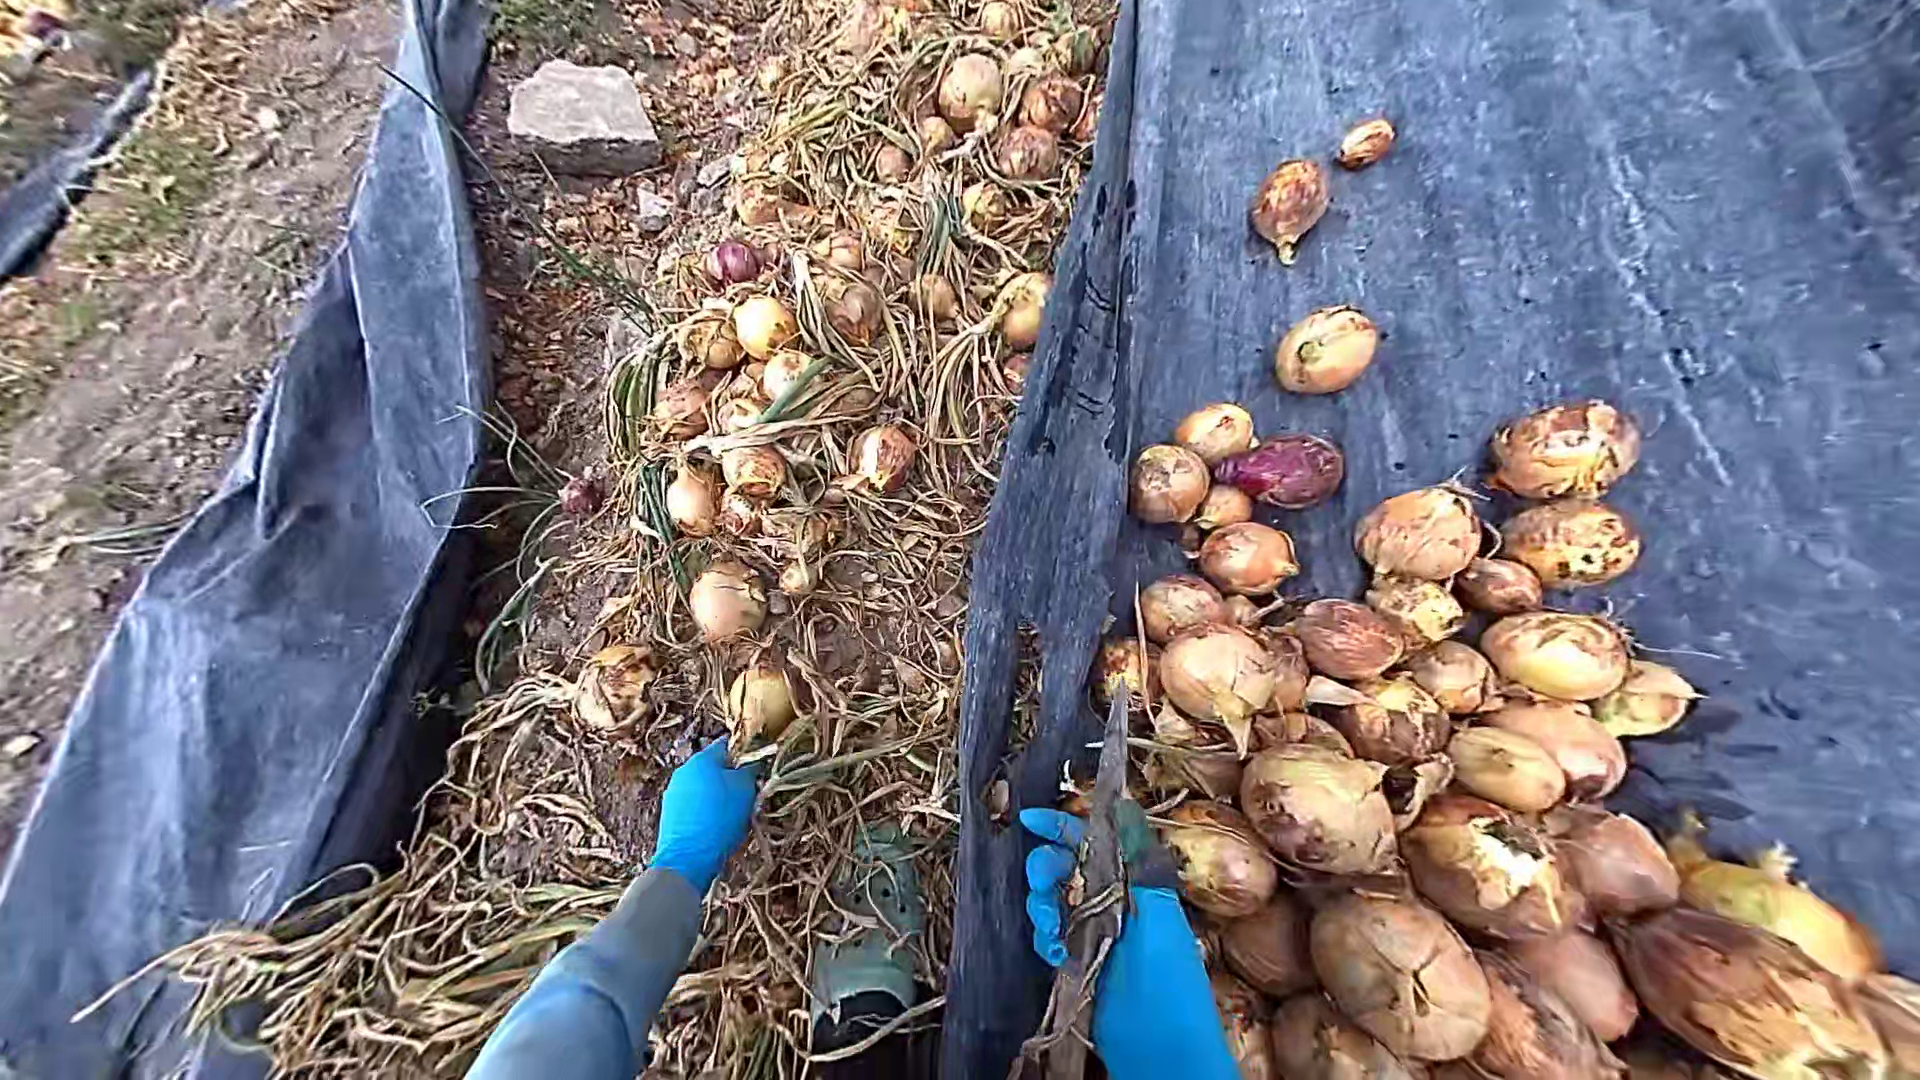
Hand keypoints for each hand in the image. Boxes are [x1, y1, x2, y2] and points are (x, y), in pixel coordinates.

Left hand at [650, 738, 759, 892]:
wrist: (686, 861)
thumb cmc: (719, 818)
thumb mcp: (746, 788)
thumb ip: (752, 770)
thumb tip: (755, 764)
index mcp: (701, 759)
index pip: (728, 744)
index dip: (747, 752)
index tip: (759, 764)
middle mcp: (683, 772)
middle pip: (715, 767)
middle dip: (734, 776)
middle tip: (751, 789)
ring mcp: (674, 795)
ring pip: (706, 787)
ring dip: (721, 794)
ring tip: (737, 811)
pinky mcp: (671, 817)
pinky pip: (696, 806)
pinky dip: (708, 810)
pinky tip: (720, 825)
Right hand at [1021, 804, 1238, 1079]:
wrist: (1163, 1048)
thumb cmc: (1167, 975)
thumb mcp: (1157, 906)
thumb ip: (1138, 853)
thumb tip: (1125, 801)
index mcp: (1129, 878)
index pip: (1089, 838)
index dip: (1059, 825)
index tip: (1030, 819)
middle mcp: (1107, 896)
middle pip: (1061, 864)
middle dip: (1044, 869)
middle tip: (1043, 888)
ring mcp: (1089, 927)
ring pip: (1048, 897)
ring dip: (1041, 906)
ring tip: (1051, 931)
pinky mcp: (1074, 957)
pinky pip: (1046, 932)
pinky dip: (1043, 937)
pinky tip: (1052, 952)